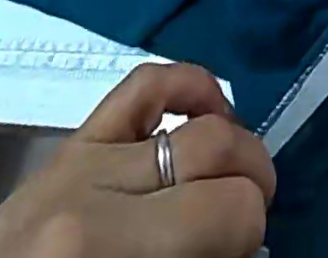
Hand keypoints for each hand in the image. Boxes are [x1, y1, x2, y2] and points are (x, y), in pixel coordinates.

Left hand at [0, 63, 274, 257]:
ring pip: (193, 119)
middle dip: (254, 183)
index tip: (248, 247)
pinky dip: (188, 86)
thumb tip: (247, 242)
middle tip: (254, 216)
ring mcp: (83, 155)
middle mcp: (98, 192)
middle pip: (218, 153)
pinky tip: (211, 109)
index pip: (230, 211)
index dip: (254, 228)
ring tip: (242, 171)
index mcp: (110, 252)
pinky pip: (142, 85)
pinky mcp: (72, 140)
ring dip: (236, 142)